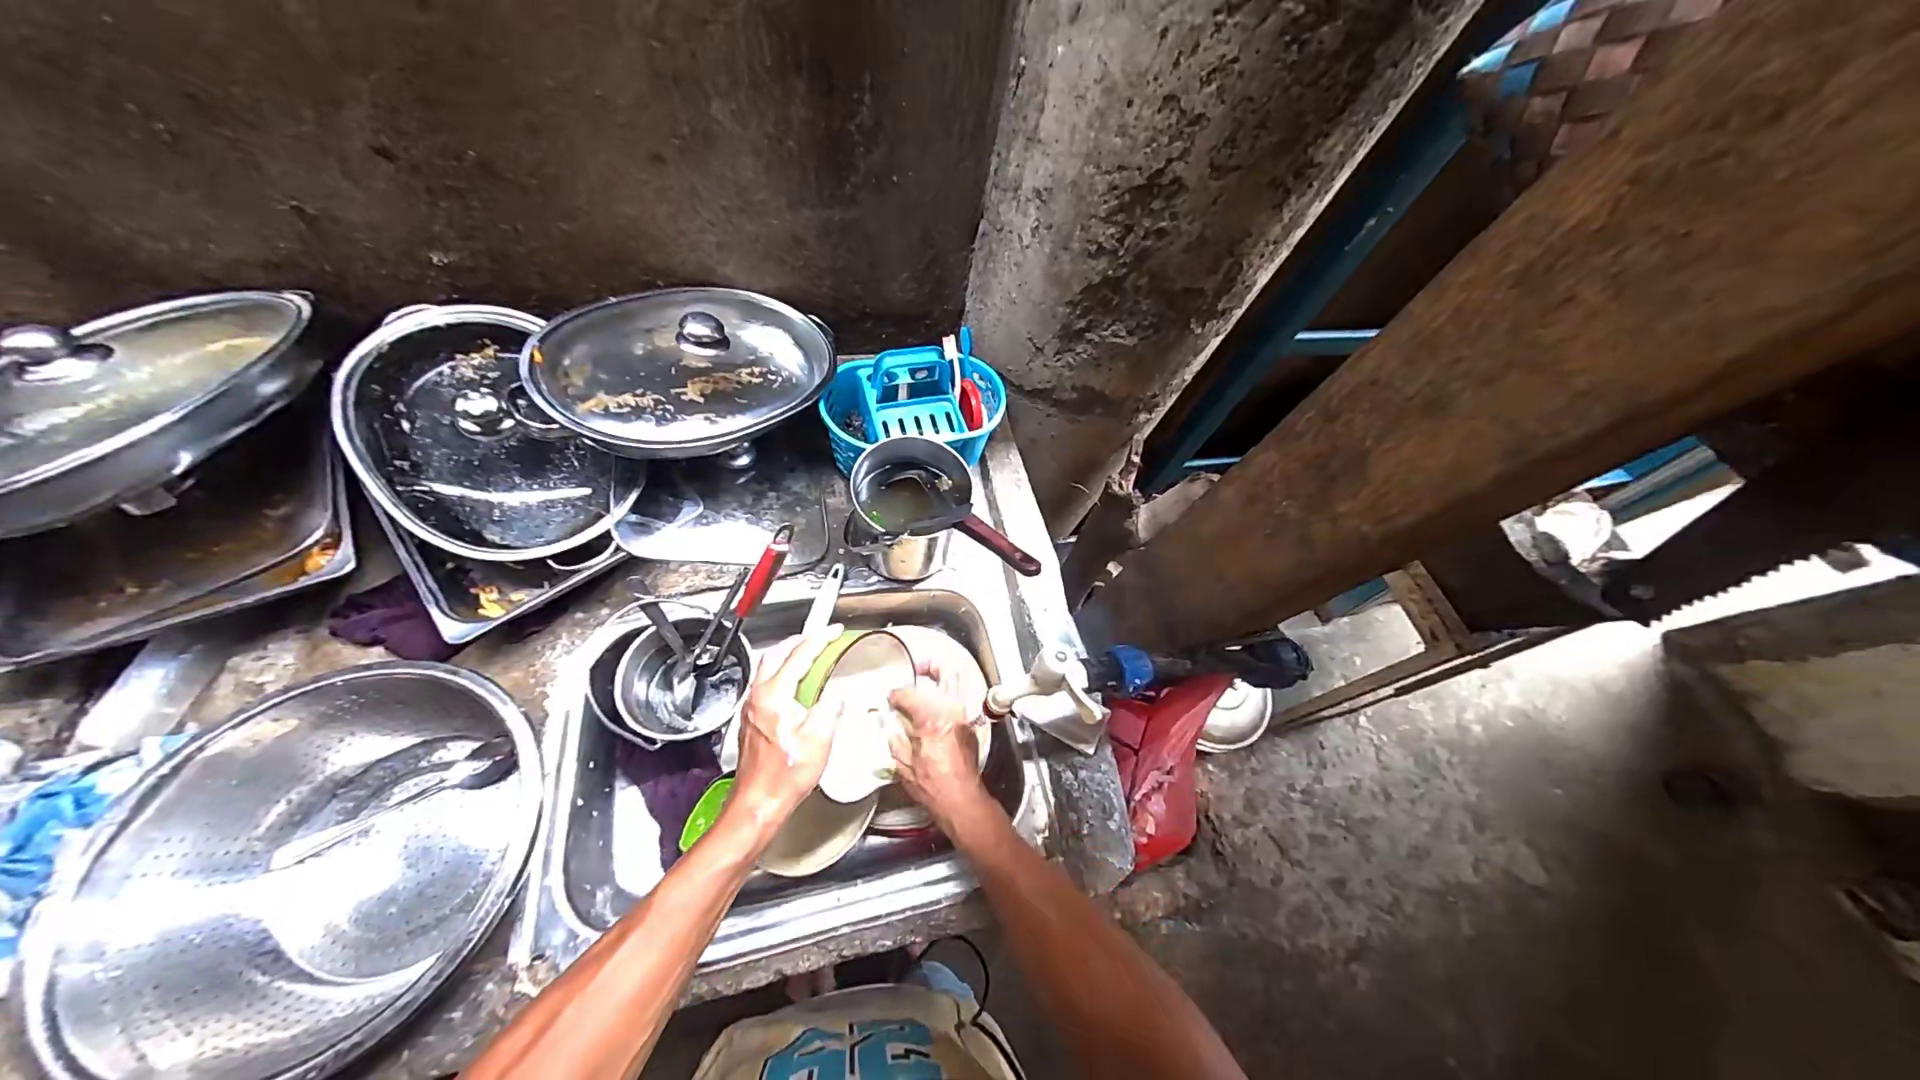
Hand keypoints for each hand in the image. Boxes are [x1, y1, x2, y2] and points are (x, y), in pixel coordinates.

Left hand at [726, 625, 844, 834]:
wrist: (758, 804)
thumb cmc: (784, 777)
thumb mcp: (819, 738)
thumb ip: (829, 707)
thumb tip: (836, 693)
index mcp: (774, 695)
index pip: (798, 655)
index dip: (819, 639)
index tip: (832, 631)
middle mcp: (757, 698)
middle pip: (775, 655)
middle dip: (798, 641)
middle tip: (818, 637)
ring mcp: (751, 709)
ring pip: (767, 669)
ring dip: (788, 657)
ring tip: (809, 656)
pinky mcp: (751, 722)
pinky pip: (766, 686)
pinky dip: (782, 676)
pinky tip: (796, 686)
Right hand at [888, 658, 991, 826]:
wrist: (963, 802)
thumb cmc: (936, 790)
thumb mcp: (905, 766)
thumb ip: (897, 741)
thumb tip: (893, 727)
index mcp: (933, 721)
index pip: (912, 694)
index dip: (898, 694)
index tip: (892, 698)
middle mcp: (953, 714)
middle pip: (948, 673)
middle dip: (931, 665)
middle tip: (918, 668)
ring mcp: (965, 718)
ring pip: (959, 683)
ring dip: (943, 678)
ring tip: (928, 681)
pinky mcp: (971, 726)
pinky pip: (960, 700)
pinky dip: (949, 696)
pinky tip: (937, 704)